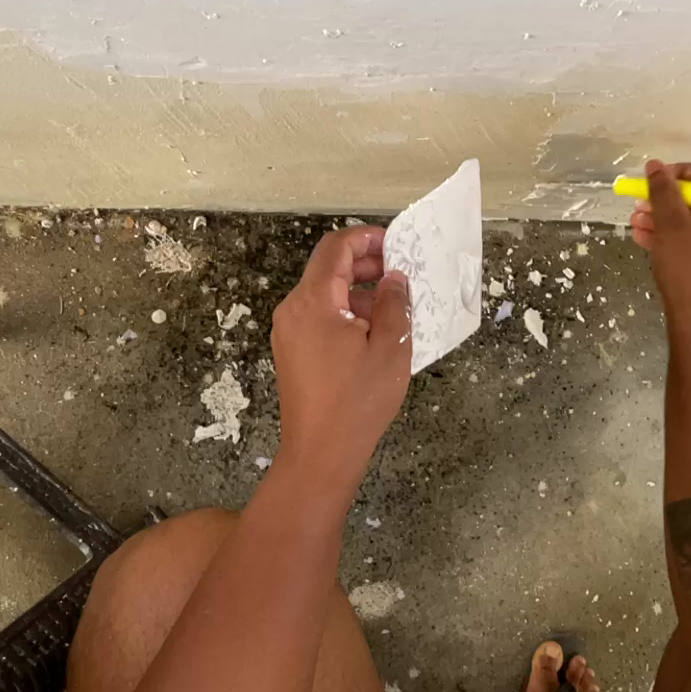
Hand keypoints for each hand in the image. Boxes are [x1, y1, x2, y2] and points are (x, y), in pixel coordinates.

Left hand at [271, 225, 412, 478]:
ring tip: (394, 308)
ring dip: (358, 292)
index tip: (396, 245)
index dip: (366, 238)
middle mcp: (293, 310)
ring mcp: (288, 332)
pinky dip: (346, 313)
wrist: (321, 452)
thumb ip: (393, 303)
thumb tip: (394, 279)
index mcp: (314, 301)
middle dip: (366, 265)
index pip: (335, 248)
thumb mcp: (390, 346)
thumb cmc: (358, 400)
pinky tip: (373, 333)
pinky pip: (319, 317)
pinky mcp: (292, 351)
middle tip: (402, 275)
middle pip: (328, 269)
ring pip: (325, 294)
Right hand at [629, 160, 690, 336]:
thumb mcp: (671, 224)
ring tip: (635, 222)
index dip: (678, 172)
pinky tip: (642, 239)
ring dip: (661, 218)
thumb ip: (662, 191)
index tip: (654, 178)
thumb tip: (655, 164)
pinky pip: (689, 242)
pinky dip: (668, 237)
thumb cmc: (687, 267)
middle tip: (640, 203)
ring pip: (689, 223)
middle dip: (664, 199)